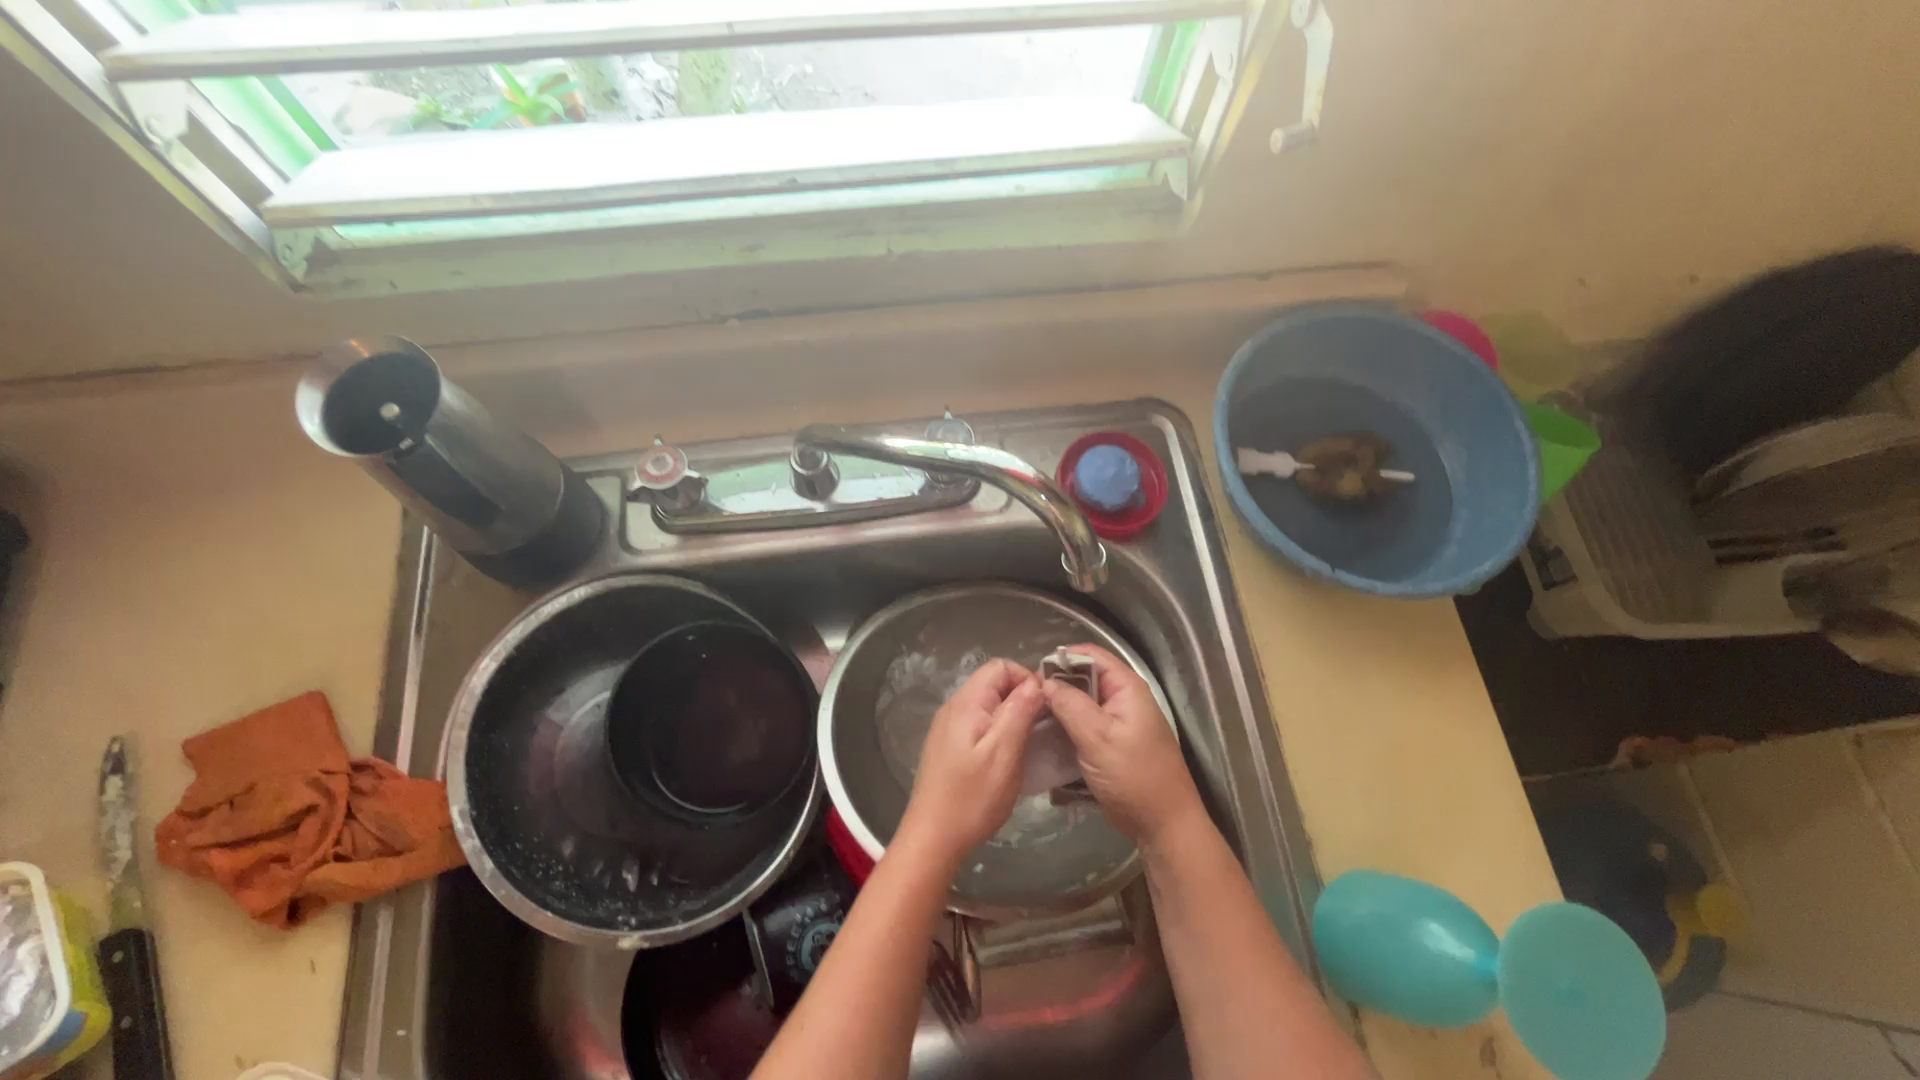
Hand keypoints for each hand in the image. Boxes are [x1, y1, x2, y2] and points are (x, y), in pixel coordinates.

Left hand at [895, 659, 1045, 868]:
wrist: (933, 837)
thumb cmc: (972, 797)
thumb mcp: (1004, 752)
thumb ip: (1020, 711)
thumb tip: (1036, 683)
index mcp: (966, 703)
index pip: (1000, 667)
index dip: (1027, 679)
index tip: (1046, 707)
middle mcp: (954, 708)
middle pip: (993, 684)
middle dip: (1022, 699)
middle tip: (1042, 728)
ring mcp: (948, 728)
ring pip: (988, 706)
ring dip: (1012, 717)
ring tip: (1030, 743)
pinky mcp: (948, 747)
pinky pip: (979, 725)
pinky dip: (999, 732)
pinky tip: (1008, 757)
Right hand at [1040, 644, 1204, 845]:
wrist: (1162, 823)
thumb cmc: (1134, 776)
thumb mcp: (1097, 737)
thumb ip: (1070, 705)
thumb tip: (1045, 682)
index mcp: (1126, 688)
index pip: (1090, 655)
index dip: (1061, 660)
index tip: (1033, 677)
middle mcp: (1122, 699)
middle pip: (1083, 679)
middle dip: (1056, 687)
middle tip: (1026, 702)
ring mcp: (1117, 723)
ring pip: (1080, 704)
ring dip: (1058, 710)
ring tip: (1030, 719)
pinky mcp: (1110, 744)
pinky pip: (1083, 727)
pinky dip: (1065, 729)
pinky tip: (1044, 738)